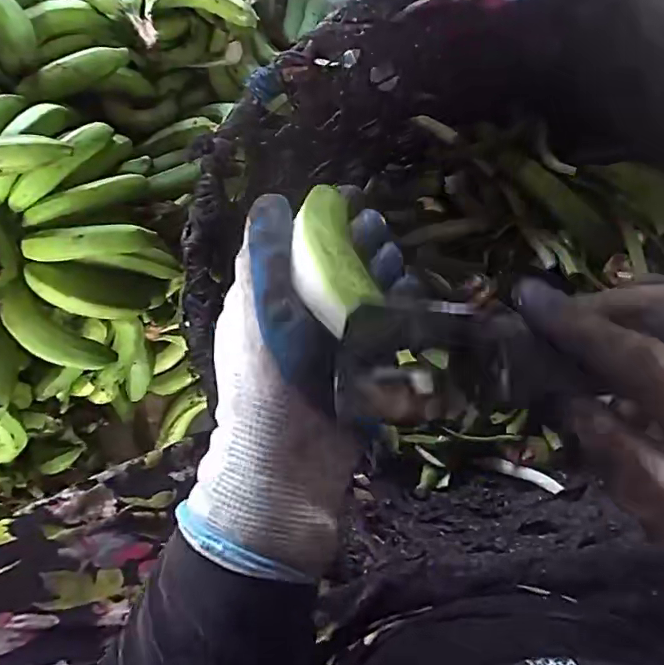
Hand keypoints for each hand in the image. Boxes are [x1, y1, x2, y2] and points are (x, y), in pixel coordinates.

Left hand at [179, 193, 401, 582]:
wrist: (287, 462)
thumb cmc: (264, 377)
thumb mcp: (254, 308)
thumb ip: (260, 256)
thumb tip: (271, 202)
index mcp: (267, 301)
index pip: (294, 249)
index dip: (319, 223)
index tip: (344, 202)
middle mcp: (299, 317)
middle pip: (333, 269)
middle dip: (356, 244)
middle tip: (377, 226)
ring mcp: (330, 344)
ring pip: (361, 294)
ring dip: (379, 270)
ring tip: (393, 253)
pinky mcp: (360, 368)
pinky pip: (381, 329)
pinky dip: (396, 307)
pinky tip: (408, 289)